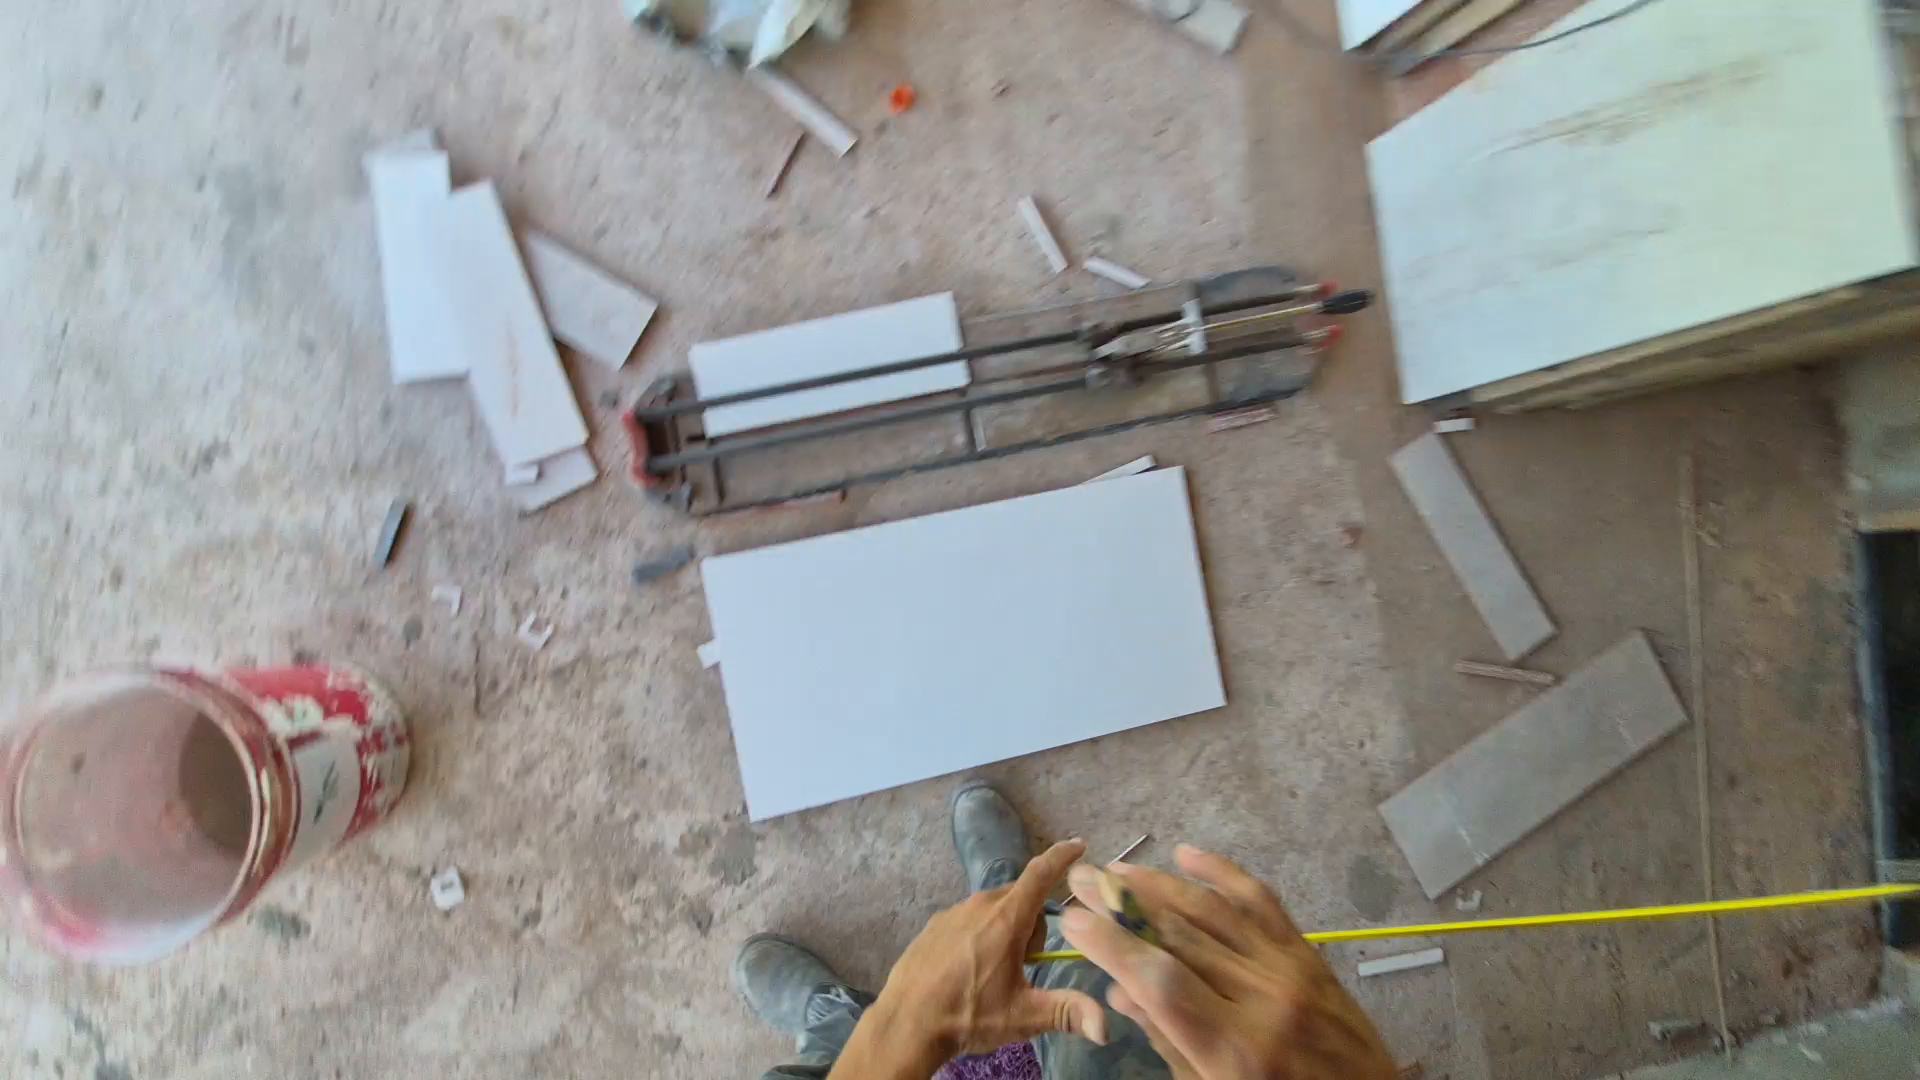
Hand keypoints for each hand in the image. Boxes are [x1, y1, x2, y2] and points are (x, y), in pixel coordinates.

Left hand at [831, 840, 1106, 1078]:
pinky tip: (970, 970)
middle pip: (1022, 899)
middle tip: (1026, 967)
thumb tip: (1106, 1025)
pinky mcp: (937, 923)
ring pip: (996, 910)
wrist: (907, 1021)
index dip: (1062, 857)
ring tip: (995, 975)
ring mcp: (955, 911)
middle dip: (1032, 925)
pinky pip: (971, 919)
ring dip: (1006, 931)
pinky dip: (981, 935)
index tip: (1080, 844)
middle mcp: (981, 904)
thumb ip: (1066, 1012)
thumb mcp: (1023, 1017)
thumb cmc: (968, 1014)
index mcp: (1007, 918)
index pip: (1041, 874)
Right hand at [1060, 845, 1395, 1079]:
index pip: (1159, 980)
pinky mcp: (1308, 954)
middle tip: (1079, 878)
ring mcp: (1289, 968)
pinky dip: (1220, 870)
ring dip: (1155, 882)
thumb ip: (1170, 1046)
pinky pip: (1260, 899)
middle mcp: (1263, 999)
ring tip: (1115, 868)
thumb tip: (1118, 992)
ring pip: (1210, 908)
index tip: (1072, 919)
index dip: (1110, 944)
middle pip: (1178, 934)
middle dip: (1120, 903)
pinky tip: (1185, 853)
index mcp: (1238, 1051)